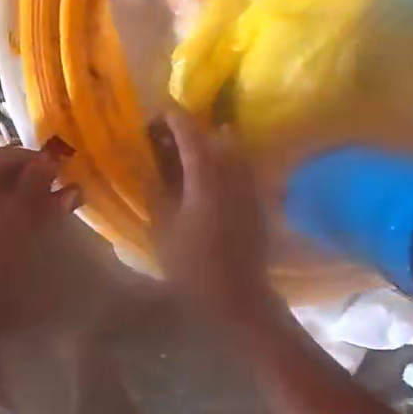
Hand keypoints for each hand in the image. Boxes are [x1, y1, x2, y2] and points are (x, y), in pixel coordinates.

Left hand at [0, 147, 77, 310]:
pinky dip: (11, 215)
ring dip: (27, 199)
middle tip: (63, 195)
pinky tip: (29, 228)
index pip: (13, 155)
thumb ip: (39, 180)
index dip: (43, 161)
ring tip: (52, 213)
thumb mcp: (26, 209)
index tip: (67, 173)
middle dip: (36, 182)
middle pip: (4, 174)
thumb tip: (51, 158)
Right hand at [152, 109, 276, 324]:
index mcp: (206, 178)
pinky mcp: (259, 204)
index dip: (173, 120)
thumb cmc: (193, 268)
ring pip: (233, 153)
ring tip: (191, 158)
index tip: (157, 117)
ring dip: (212, 148)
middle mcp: (233, 175)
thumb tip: (154, 172)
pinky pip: (243, 172)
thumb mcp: (163, 231)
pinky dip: (226, 167)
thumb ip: (158, 194)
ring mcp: (250, 188)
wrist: (238, 296)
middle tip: (170, 140)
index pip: (191, 134)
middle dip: (192, 132)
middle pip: (215, 137)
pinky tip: (212, 181)